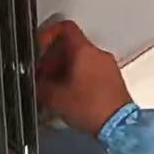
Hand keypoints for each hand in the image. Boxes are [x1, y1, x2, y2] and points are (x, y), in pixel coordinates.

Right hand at [37, 20, 132, 136]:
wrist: (118, 125)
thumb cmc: (90, 107)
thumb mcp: (56, 98)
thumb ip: (40, 87)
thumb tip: (35, 84)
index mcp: (84, 51)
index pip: (65, 28)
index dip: (47, 34)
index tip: (39, 48)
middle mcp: (98, 54)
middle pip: (70, 46)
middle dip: (52, 60)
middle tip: (42, 76)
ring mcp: (108, 66)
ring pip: (80, 59)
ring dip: (64, 70)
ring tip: (54, 89)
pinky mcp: (112, 79)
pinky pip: (91, 71)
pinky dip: (77, 78)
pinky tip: (69, 96)